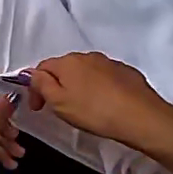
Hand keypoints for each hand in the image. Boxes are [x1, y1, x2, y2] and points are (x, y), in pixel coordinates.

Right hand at [24, 52, 172, 153]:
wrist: (140, 117)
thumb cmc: (94, 111)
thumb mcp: (58, 102)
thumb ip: (41, 84)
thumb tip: (31, 73)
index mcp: (67, 62)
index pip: (41, 68)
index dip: (34, 88)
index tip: (37, 108)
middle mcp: (87, 56)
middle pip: (63, 68)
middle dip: (56, 84)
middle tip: (56, 107)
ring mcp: (109, 63)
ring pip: (85, 71)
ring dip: (77, 85)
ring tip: (81, 106)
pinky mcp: (127, 72)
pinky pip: (103, 77)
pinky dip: (97, 87)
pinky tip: (102, 103)